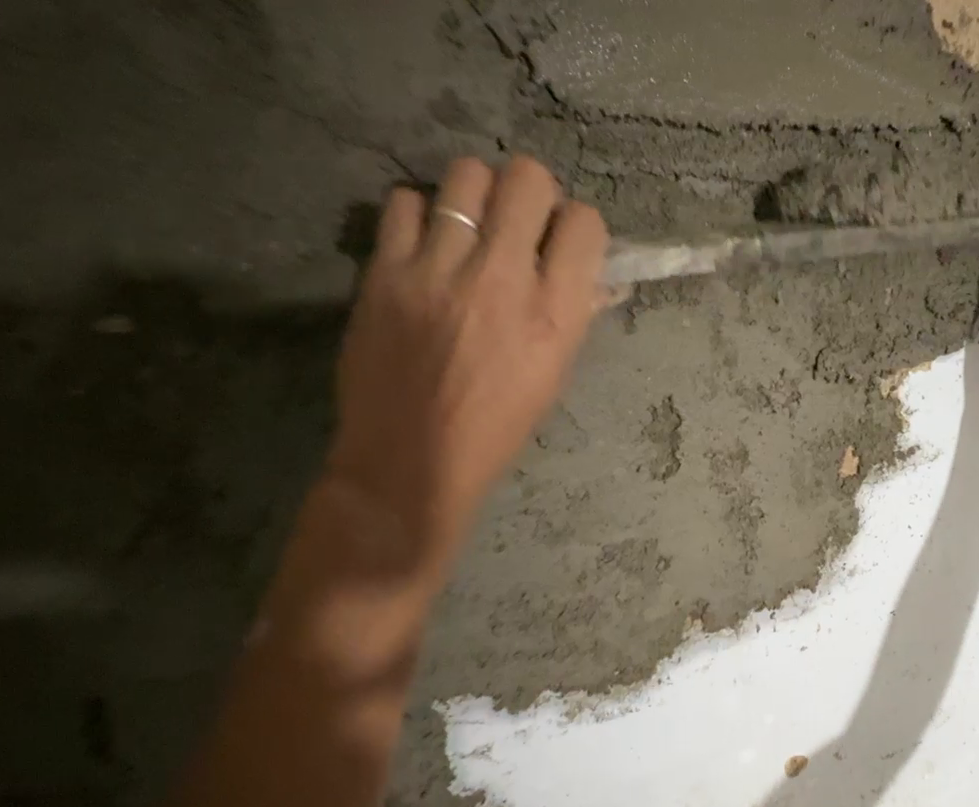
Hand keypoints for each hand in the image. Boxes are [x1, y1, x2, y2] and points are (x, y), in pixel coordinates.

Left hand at [325, 156, 607, 567]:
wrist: (410, 461)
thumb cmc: (495, 429)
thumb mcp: (553, 376)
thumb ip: (574, 316)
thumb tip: (593, 275)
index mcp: (554, 315)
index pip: (585, 223)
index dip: (577, 226)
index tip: (562, 244)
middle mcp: (502, 279)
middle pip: (528, 179)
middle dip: (531, 194)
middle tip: (518, 223)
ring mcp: (438, 269)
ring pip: (466, 174)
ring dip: (477, 194)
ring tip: (468, 228)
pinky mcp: (385, 270)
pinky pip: (405, 202)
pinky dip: (420, 215)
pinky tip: (424, 247)